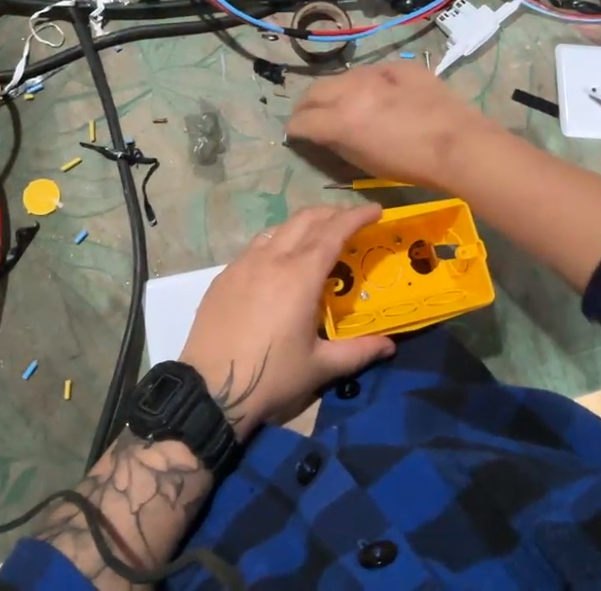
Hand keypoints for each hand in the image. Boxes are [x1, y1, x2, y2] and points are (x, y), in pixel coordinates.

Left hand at [180, 205, 395, 439]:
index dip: (356, 216)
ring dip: (302, 226)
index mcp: (299, 275)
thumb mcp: (320, 367)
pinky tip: (279, 266)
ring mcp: (242, 265)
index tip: (375, 210)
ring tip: (316, 241)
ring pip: (278, 230)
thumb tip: (389, 345)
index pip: (333, 232)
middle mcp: (271, 259)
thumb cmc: (271, 376)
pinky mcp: (223, 277)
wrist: (211, 390)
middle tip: (351, 221)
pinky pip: (255, 248)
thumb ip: (358, 352)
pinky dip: (276, 244)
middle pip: (305, 220)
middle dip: (331, 213)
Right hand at [286, 63, 500, 189]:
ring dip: (335, 91)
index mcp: (341, 120)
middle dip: (306, 106)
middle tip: (309, 116)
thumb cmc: (412, 166)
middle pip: (314, 91)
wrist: (459, 145)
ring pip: (342, 77)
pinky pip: (373, 72)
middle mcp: (351, 90)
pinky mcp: (399, 67)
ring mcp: (376, 74)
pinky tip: (379, 95)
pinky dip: (367, 84)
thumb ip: (338, 144)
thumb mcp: (366, 163)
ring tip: (342, 103)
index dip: (294, 129)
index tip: (295, 134)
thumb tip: (324, 134)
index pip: (302, 120)